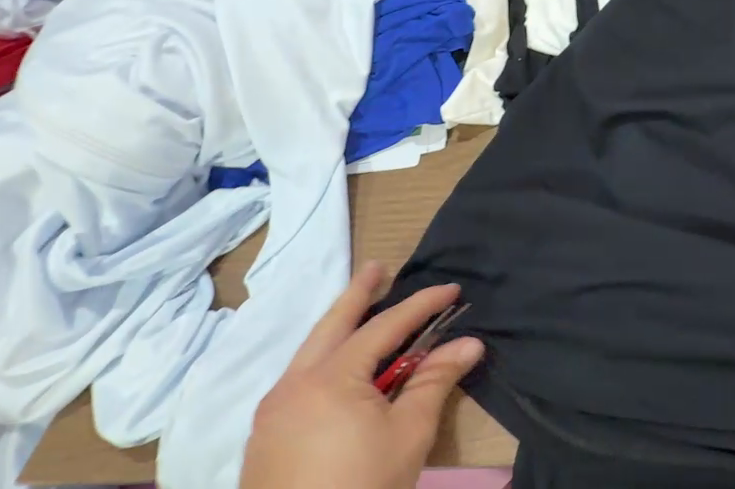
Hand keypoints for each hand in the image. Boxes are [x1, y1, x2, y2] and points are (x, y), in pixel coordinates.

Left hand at [242, 261, 484, 488]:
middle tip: (377, 267)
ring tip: (360, 311)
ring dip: (338, 327)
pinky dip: (323, 358)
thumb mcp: (409, 433)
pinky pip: (298, 380)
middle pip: (331, 327)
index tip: (452, 290)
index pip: (384, 326)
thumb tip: (469, 343)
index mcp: (329, 379)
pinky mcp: (265, 440)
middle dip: (357, 295)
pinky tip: (340, 366)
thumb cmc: (363, 486)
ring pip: (309, 354)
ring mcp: (272, 414)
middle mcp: (293, 386)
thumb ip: (435, 380)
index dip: (421, 306)